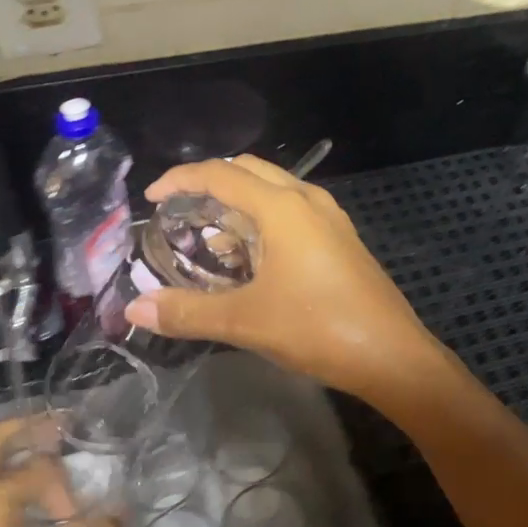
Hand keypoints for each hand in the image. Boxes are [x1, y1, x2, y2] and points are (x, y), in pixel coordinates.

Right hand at [123, 155, 449, 401]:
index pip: (221, 173)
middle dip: (209, 184)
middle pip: (248, 171)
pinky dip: (263, 219)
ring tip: (210, 239)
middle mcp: (307, 199)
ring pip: (273, 190)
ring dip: (238, 203)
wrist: (392, 355)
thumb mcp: (245, 321)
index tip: (152, 198)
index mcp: (282, 207)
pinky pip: (293, 211)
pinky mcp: (340, 239)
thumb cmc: (318, 327)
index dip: (181, 179)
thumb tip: (135, 310)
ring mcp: (329, 218)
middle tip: (178, 213)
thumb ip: (188, 312)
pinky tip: (251, 259)